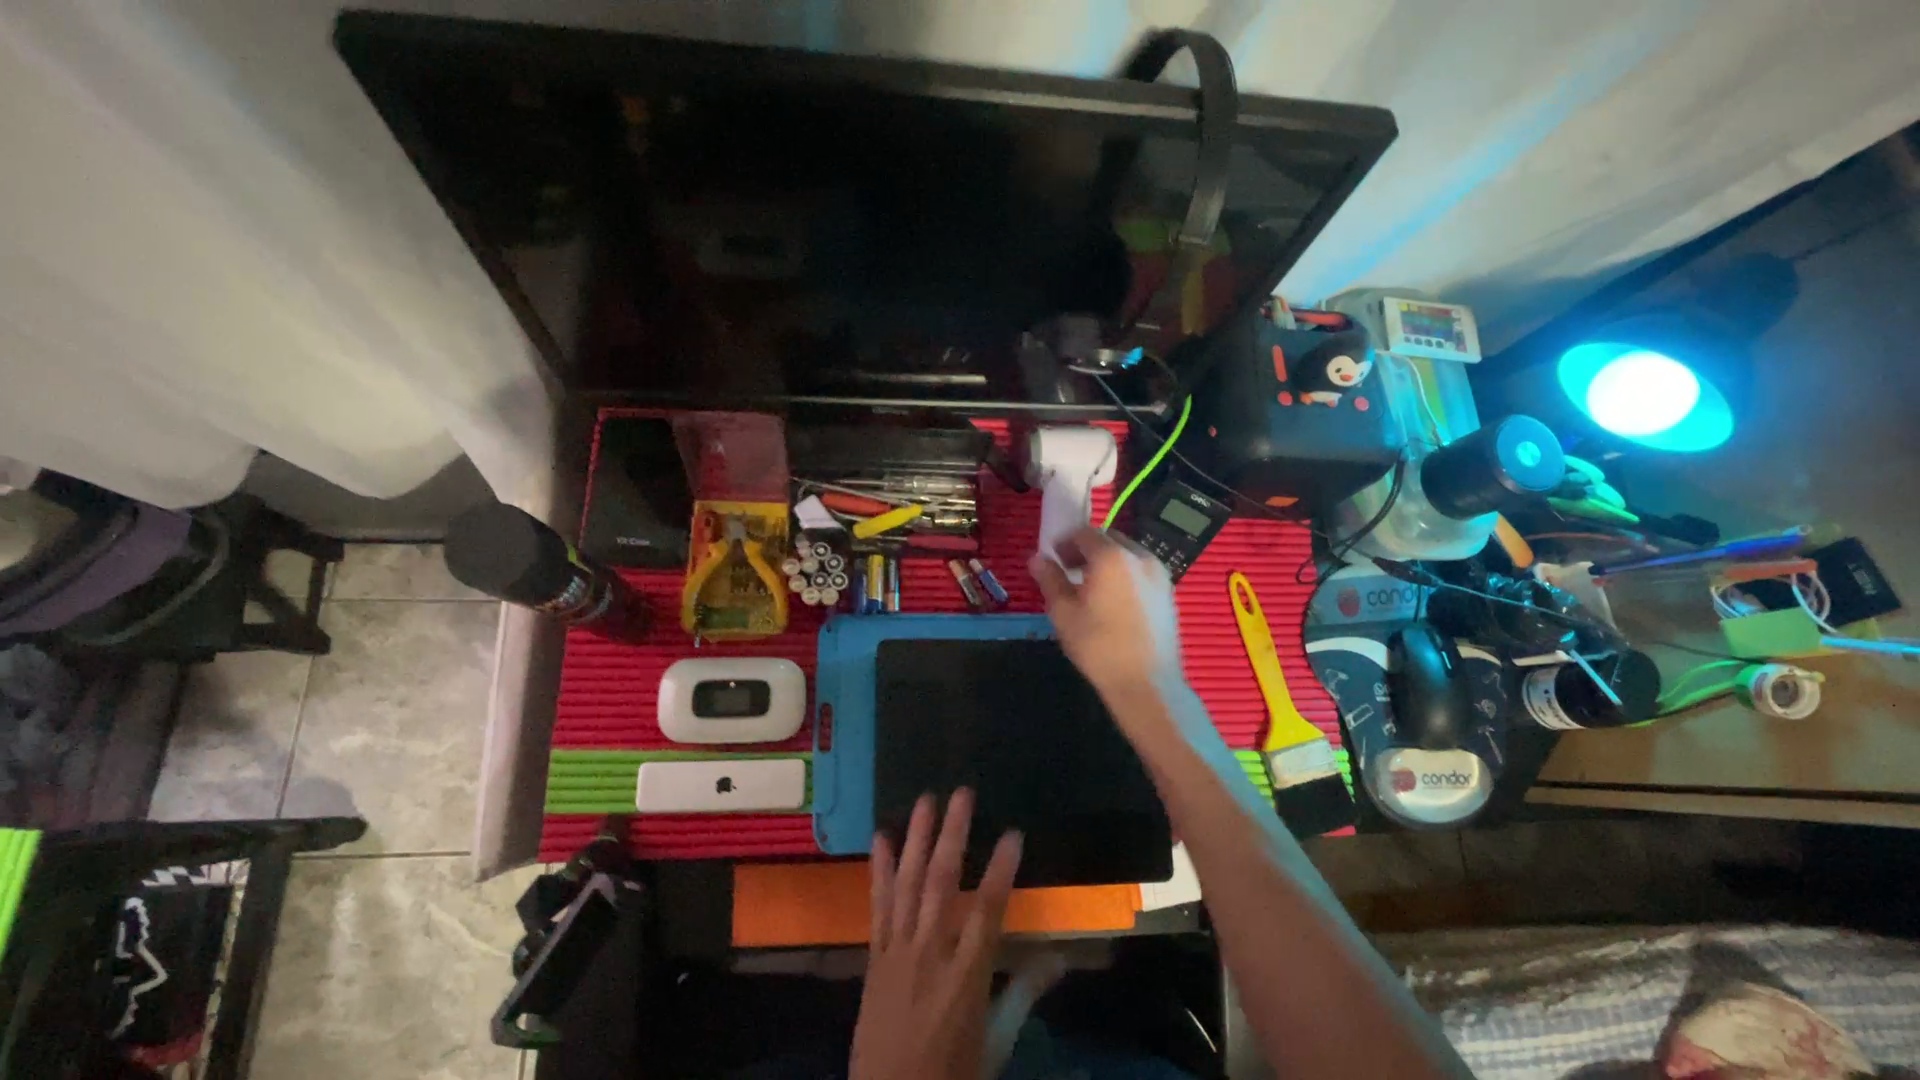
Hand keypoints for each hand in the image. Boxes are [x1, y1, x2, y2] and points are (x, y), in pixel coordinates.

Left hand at [851, 789, 1022, 1079]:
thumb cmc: (951, 1075)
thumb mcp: (995, 1041)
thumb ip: (1022, 994)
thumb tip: (1059, 958)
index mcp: (966, 979)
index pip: (988, 913)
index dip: (1002, 871)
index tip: (1014, 834)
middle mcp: (929, 955)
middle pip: (943, 884)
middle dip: (954, 835)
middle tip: (963, 794)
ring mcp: (897, 954)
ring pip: (908, 885)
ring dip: (917, 840)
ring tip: (926, 800)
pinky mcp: (874, 958)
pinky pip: (877, 906)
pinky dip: (880, 871)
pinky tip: (882, 839)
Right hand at [1030, 526, 1184, 702]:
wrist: (1147, 683)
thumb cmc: (1098, 647)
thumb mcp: (1064, 613)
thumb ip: (1050, 580)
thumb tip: (1036, 558)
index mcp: (1112, 557)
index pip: (1084, 533)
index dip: (1065, 542)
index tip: (1053, 560)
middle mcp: (1140, 557)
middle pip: (1109, 540)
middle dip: (1087, 550)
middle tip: (1070, 573)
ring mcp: (1160, 575)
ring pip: (1128, 556)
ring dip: (1107, 563)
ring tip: (1093, 590)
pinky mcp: (1169, 594)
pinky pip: (1142, 573)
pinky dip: (1125, 577)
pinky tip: (1114, 604)